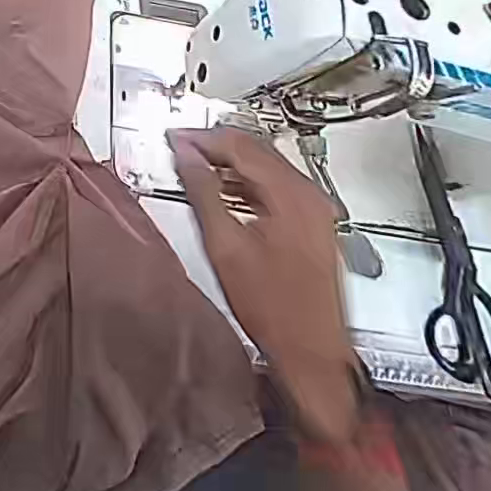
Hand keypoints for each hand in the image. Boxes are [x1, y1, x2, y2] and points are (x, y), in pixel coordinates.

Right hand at [168, 127, 360, 443]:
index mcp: (292, 195)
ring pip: (266, 164)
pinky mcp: (313, 222)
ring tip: (195, 163)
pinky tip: (224, 188)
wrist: (312, 352)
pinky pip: (275, 184)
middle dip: (215, 143)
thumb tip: (187, 158)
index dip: (202, 139)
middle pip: (256, 149)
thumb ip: (203, 192)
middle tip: (181, 145)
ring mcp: (315, 208)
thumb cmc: (273, 308)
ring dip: (229, 160)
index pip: (240, 147)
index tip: (175, 138)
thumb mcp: (225, 245)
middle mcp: (310, 195)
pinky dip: (246, 179)